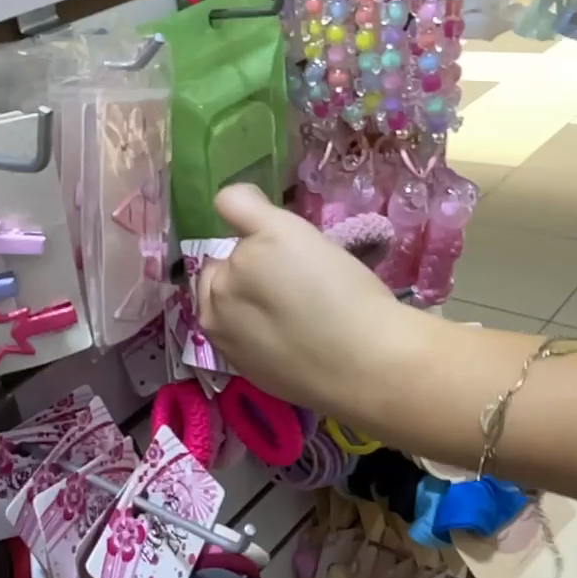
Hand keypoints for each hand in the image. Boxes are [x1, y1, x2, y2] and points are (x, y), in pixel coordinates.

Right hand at [194, 185, 413, 417]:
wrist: (363, 364)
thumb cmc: (324, 375)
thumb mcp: (263, 366)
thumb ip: (245, 337)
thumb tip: (246, 320)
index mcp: (214, 328)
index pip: (216, 296)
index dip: (244, 297)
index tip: (271, 304)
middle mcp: (217, 294)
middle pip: (227, 267)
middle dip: (253, 275)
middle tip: (295, 292)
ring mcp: (243, 259)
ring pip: (248, 243)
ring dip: (272, 252)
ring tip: (315, 277)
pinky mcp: (271, 233)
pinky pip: (237, 203)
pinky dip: (239, 202)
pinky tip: (248, 205)